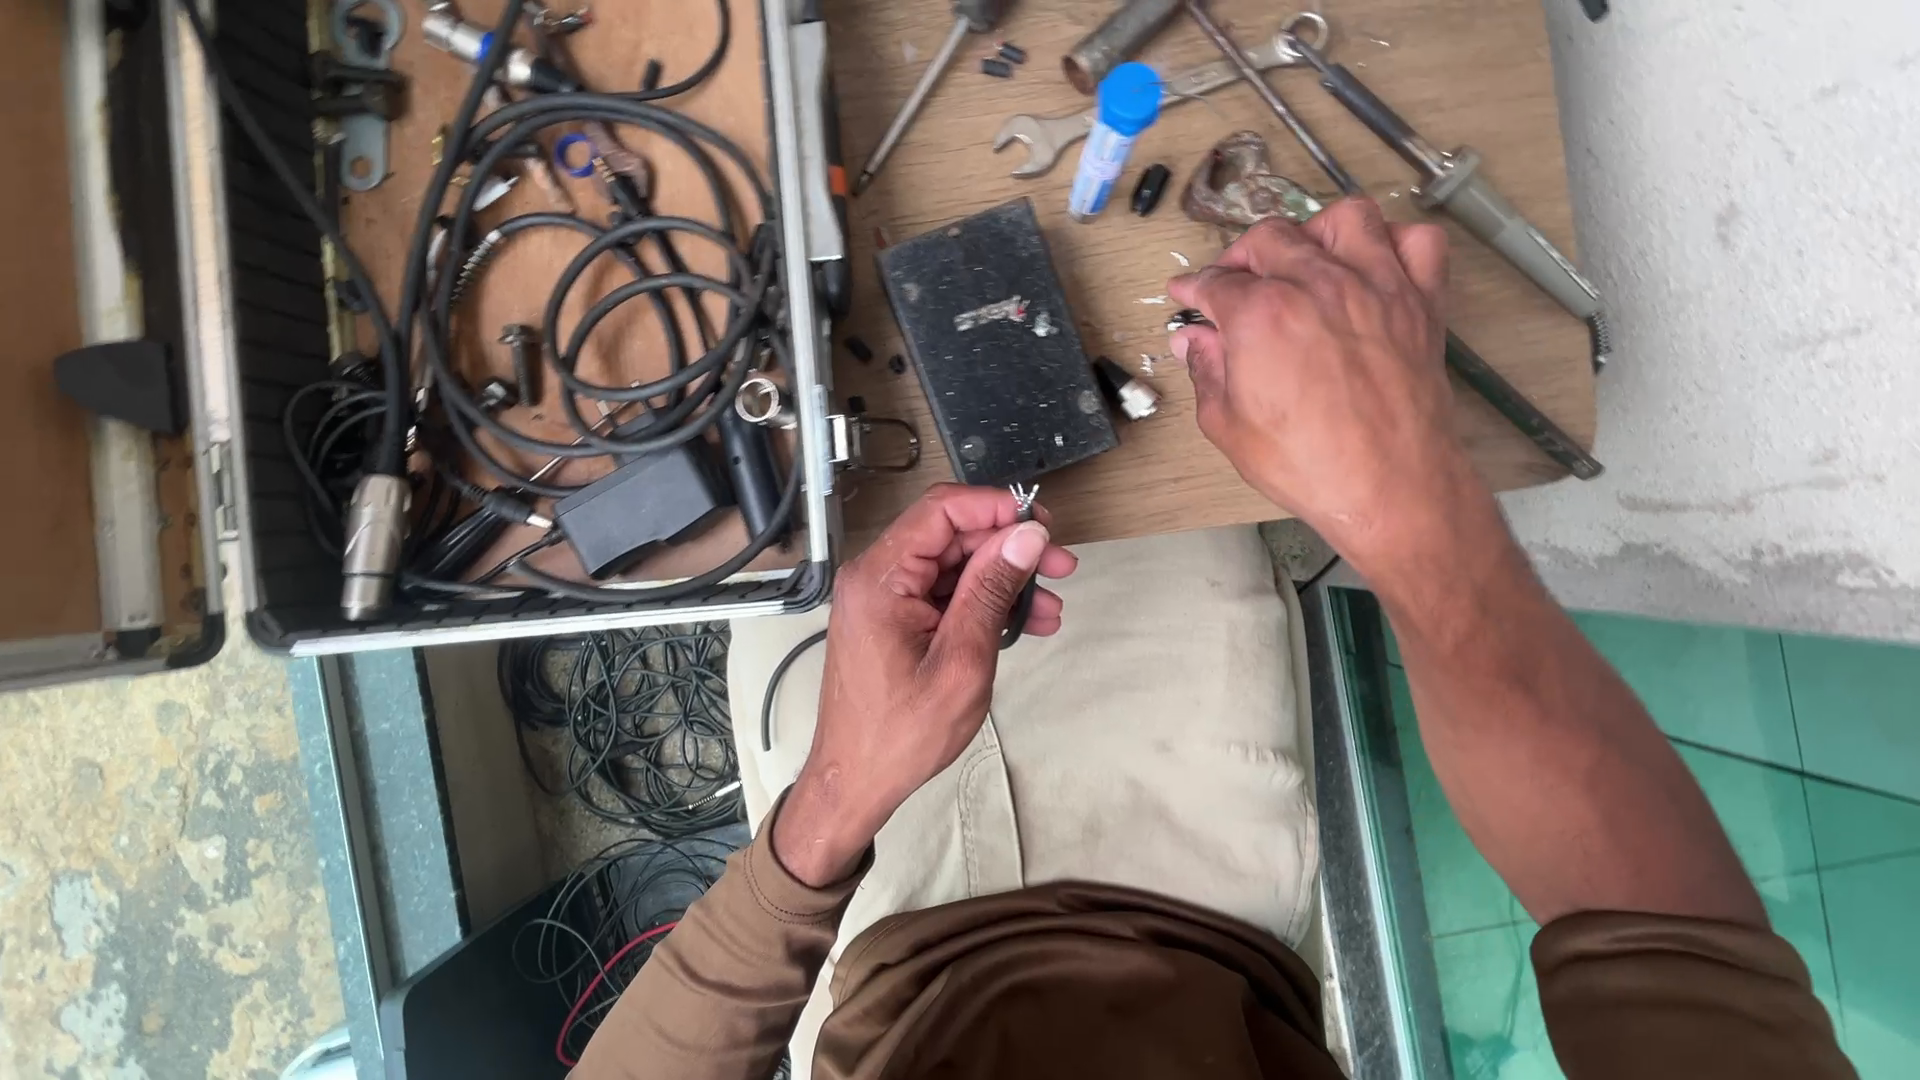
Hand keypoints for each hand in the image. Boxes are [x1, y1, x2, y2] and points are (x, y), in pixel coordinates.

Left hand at [772, 484, 1077, 886]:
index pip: (941, 510)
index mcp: (880, 577)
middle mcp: (875, 576)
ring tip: (1047, 607)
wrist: (857, 780)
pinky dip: (980, 603)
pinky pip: (942, 593)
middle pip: (951, 536)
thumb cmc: (901, 733)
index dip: (996, 508)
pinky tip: (1021, 623)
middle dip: (1008, 548)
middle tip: (1059, 567)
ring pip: (952, 565)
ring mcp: (883, 597)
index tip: (1041, 526)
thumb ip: (991, 590)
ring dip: (1002, 580)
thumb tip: (1026, 535)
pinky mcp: (892, 618)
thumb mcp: (961, 660)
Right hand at [1167, 198, 1488, 577]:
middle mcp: (1317, 285)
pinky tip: (1370, 265)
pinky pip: (1416, 240)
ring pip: (1344, 219)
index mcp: (1261, 316)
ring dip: (1313, 232)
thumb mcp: (1227, 425)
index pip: (1216, 283)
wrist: (1387, 487)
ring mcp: (1375, 286)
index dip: (1193, 289)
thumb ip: (1206, 371)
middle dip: (1240, 256)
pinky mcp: (1419, 302)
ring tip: (1301, 260)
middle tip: (1232, 282)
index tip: (1187, 296)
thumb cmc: (1307, 463)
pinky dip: (1391, 241)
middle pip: (1271, 238)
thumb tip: (1193, 342)